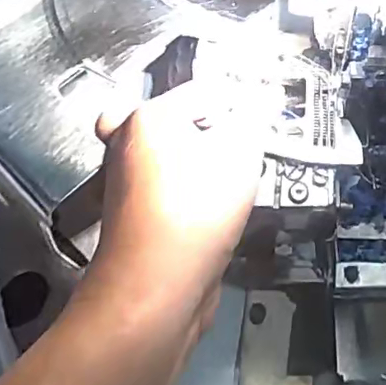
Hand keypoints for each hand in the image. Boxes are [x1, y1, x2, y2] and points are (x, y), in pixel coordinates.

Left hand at [81, 81, 263, 324]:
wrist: (156, 293)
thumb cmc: (190, 216)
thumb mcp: (242, 152)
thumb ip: (252, 121)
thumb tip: (257, 109)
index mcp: (149, 115)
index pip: (204, 91)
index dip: (239, 106)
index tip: (259, 122)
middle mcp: (128, 143)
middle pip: (186, 124)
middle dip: (215, 138)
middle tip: (237, 155)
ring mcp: (126, 183)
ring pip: (178, 159)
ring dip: (203, 170)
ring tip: (226, 190)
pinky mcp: (135, 219)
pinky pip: (172, 194)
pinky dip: (191, 201)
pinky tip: (212, 218)